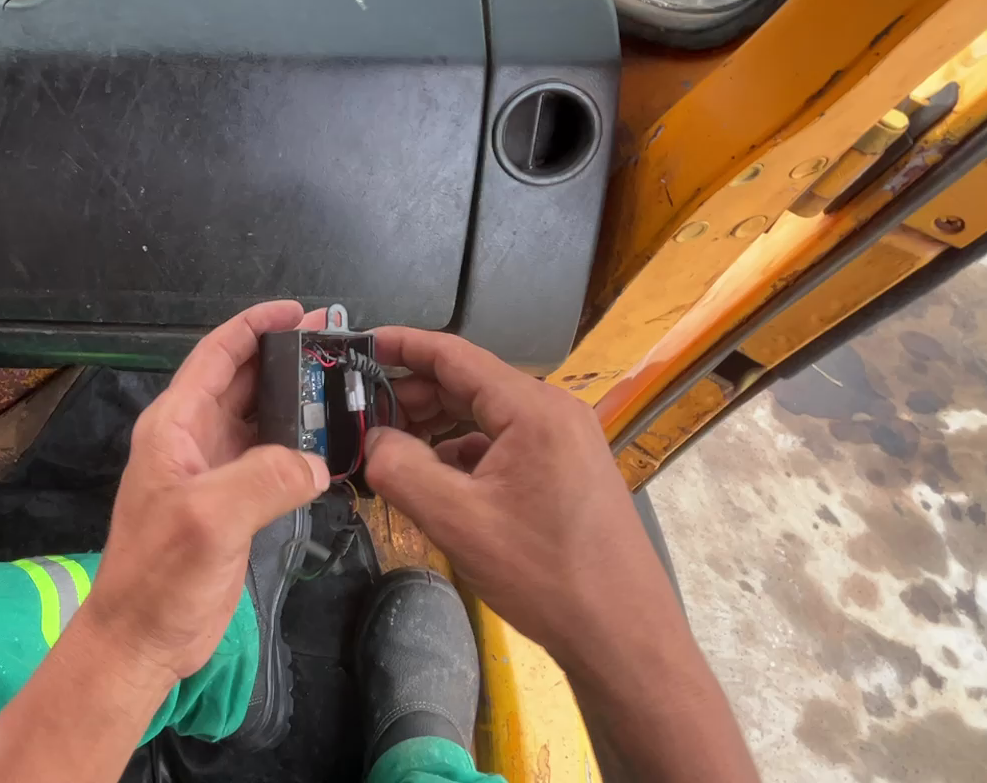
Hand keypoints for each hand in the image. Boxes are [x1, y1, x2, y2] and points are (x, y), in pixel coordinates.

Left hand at [79, 300, 330, 683]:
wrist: (143, 639)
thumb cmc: (160, 574)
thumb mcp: (209, 518)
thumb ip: (264, 479)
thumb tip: (316, 462)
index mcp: (175, 424)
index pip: (215, 356)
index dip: (252, 326)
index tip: (294, 309)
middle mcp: (193, 437)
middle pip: (240, 380)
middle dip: (282, 357)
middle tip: (333, 344)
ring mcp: (213, 469)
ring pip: (257, 419)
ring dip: (292, 401)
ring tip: (339, 388)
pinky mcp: (231, 501)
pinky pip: (268, 460)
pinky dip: (296, 448)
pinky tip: (329, 448)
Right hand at [361, 328, 675, 665]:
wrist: (626, 642)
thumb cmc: (544, 574)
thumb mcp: (456, 521)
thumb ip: (399, 468)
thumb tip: (371, 439)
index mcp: (532, 409)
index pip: (453, 354)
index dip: (402, 344)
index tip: (359, 345)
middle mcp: (552, 411)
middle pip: (466, 382)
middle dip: (411, 395)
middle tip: (365, 418)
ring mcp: (563, 440)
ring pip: (481, 413)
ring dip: (434, 425)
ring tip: (394, 451)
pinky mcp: (564, 468)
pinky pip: (500, 441)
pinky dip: (460, 450)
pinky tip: (438, 481)